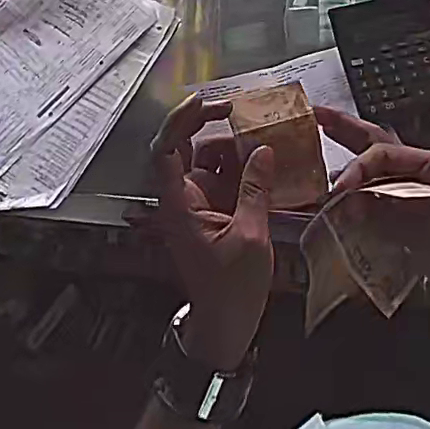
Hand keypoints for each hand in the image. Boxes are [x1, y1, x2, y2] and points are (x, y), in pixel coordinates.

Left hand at [149, 94, 275, 368]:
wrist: (225, 325)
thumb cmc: (230, 289)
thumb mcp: (249, 237)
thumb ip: (254, 191)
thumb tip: (263, 151)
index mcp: (179, 204)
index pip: (164, 152)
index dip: (177, 122)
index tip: (201, 103)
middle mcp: (184, 197)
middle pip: (185, 147)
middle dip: (207, 124)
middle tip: (236, 110)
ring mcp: (200, 202)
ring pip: (208, 158)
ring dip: (231, 143)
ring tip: (260, 132)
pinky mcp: (216, 208)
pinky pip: (225, 175)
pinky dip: (241, 163)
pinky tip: (264, 156)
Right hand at [324, 128, 429, 340]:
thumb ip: (398, 219)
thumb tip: (350, 205)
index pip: (386, 154)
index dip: (358, 169)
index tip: (338, 192)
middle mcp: (426, 178)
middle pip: (380, 148)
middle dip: (346, 130)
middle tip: (315, 116)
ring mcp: (418, 202)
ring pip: (376, 176)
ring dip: (349, 164)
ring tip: (316, 151)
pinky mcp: (412, 227)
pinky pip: (378, 208)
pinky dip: (356, 204)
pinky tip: (336, 206)